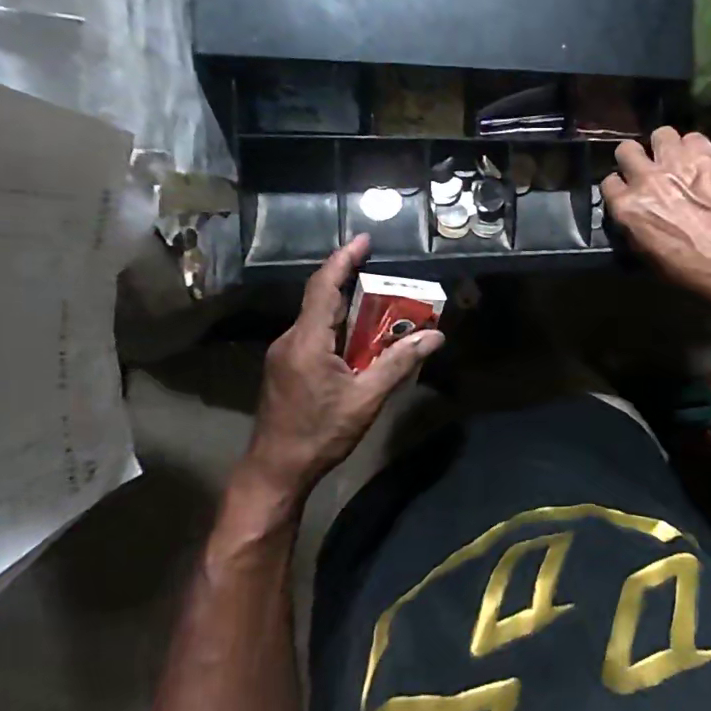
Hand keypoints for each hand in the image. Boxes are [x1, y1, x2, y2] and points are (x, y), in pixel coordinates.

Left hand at [245, 235, 443, 498]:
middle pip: (323, 300)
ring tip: (381, 311)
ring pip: (318, 319)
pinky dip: (338, 330)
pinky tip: (358, 344)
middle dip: (354, 285)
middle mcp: (290, 339)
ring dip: (348, 311)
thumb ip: (400, 363)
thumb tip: (435, 336)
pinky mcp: (285, 367)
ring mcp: (284, 354)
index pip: (325, 286)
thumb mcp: (366, 399)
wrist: (275, 471)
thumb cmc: (320, 434)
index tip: (364, 239)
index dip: (344, 259)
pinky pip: (314, 336)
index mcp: (307, 340)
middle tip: (386, 278)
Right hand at [601, 127, 710, 305]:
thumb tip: (629, 213)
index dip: (621, 185)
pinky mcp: (704, 156)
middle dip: (635, 158)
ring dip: (666, 146)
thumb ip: (630, 224)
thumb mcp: (643, 252)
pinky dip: (696, 148)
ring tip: (676, 158)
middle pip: (626, 149)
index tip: (629, 190)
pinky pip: (694, 137)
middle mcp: (646, 178)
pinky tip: (701, 161)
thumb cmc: (683, 266)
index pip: (609, 181)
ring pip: (661, 134)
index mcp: (626, 205)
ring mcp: (675, 163)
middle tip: (648, 168)